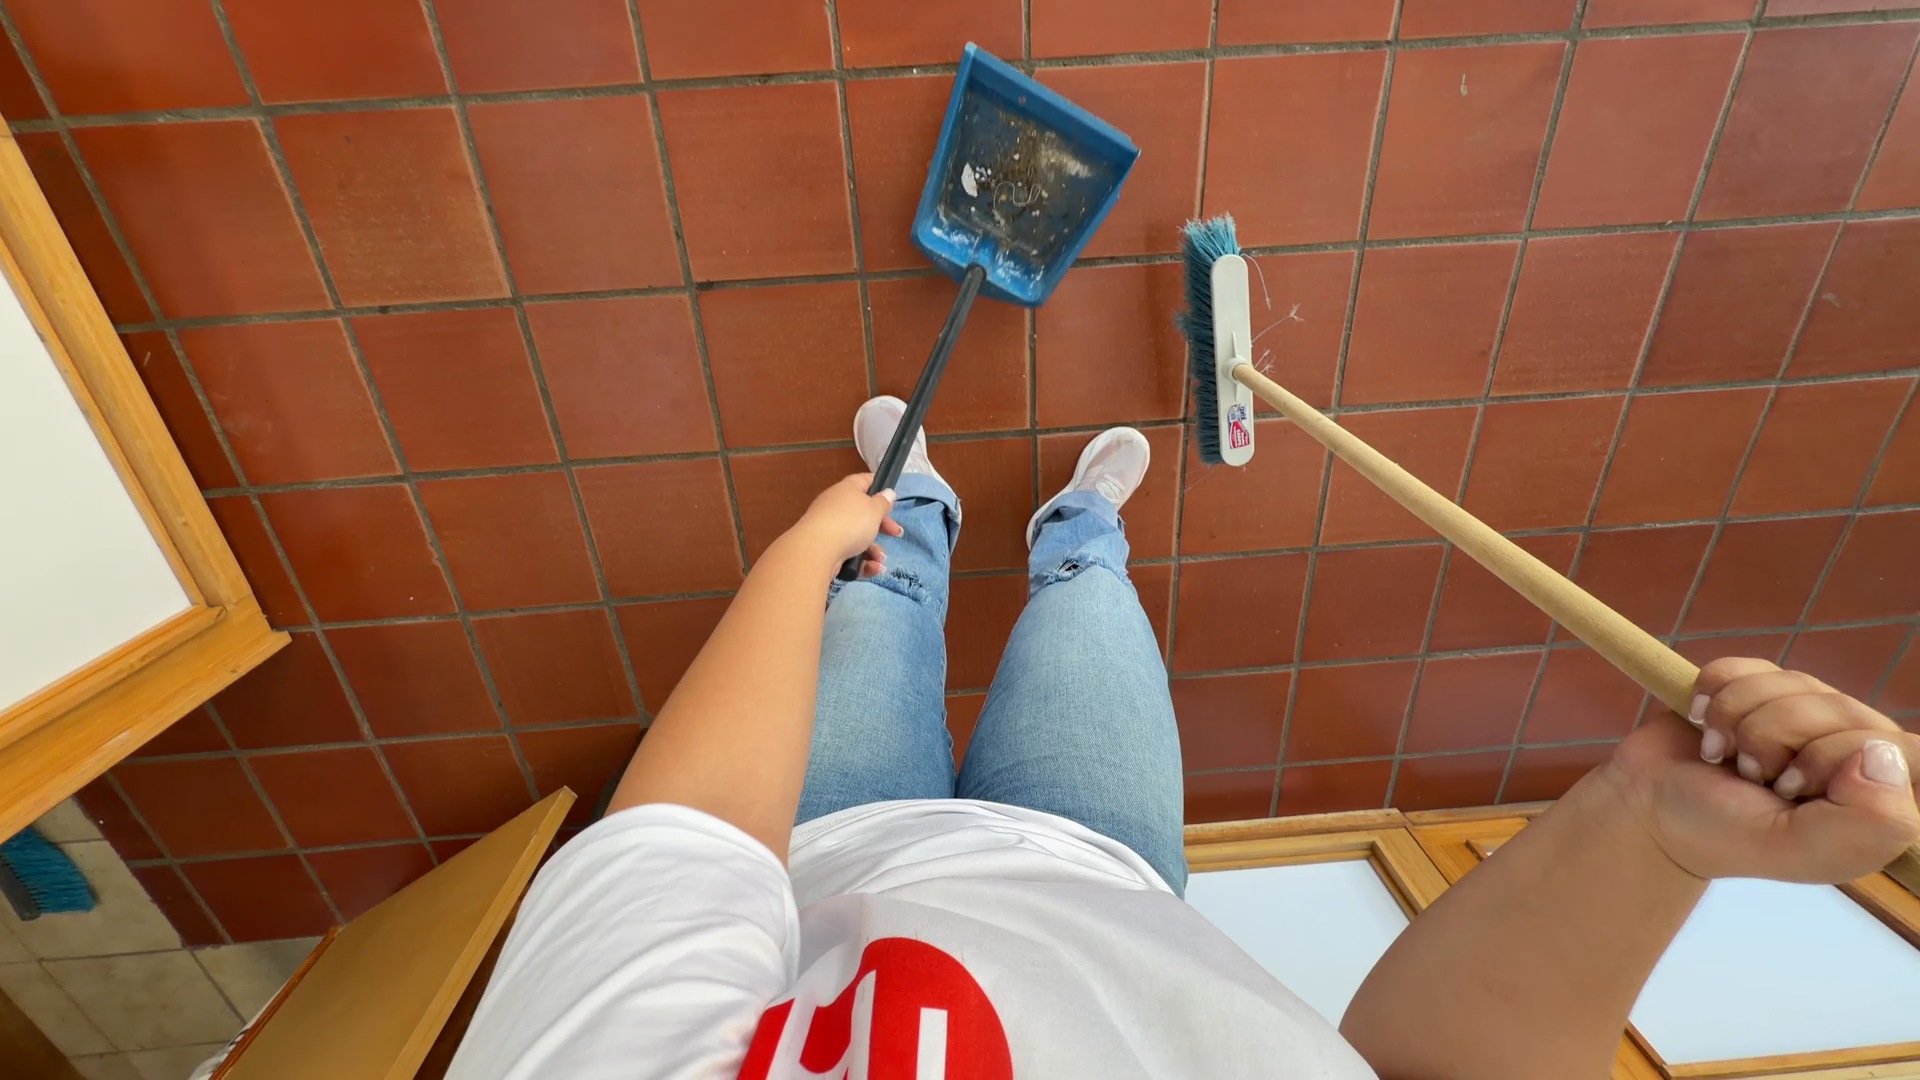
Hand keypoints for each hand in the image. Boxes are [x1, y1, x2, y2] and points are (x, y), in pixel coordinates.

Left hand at [785, 473, 901, 577]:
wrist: (817, 550)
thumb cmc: (850, 522)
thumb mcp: (874, 509)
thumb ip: (883, 502)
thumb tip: (887, 492)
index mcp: (846, 490)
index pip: (863, 481)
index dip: (879, 485)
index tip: (891, 495)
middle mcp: (836, 507)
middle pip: (864, 513)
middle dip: (882, 525)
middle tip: (896, 533)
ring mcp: (830, 529)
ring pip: (858, 537)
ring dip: (874, 548)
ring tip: (881, 559)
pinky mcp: (827, 550)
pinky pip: (849, 553)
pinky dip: (862, 561)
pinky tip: (873, 568)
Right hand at [1604, 658, 1918, 883]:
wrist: (1646, 805)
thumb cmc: (1725, 836)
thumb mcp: (1804, 849)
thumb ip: (1871, 821)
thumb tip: (1881, 752)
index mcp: (1882, 794)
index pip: (1903, 748)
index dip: (1838, 757)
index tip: (1789, 790)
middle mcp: (1850, 747)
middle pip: (1838, 708)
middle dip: (1771, 738)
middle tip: (1748, 774)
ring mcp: (1798, 715)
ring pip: (1788, 681)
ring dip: (1734, 717)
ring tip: (1719, 752)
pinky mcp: (1746, 691)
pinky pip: (1742, 666)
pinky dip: (1710, 690)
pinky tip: (1700, 720)